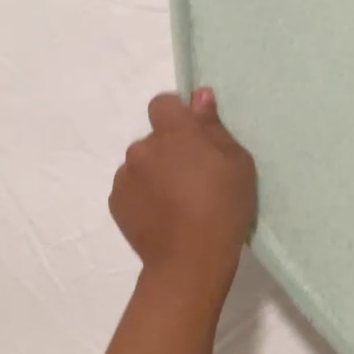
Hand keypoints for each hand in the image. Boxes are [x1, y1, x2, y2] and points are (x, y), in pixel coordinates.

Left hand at [109, 88, 257, 285]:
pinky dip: (146, 194)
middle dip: (171, 149)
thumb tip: (199, 96)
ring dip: (157, 172)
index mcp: (174, 133)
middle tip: (196, 176)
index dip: (178, 114)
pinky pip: (132, 187)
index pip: (163, 103)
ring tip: (180, 200)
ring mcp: (125, 176)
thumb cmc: (225, 205)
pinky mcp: (116, 201)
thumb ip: (214, 126)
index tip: (196, 136)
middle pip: (155, 137)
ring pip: (143, 163)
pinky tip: (165, 214)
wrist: (192, 258)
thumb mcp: (237, 162)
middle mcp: (142, 148)